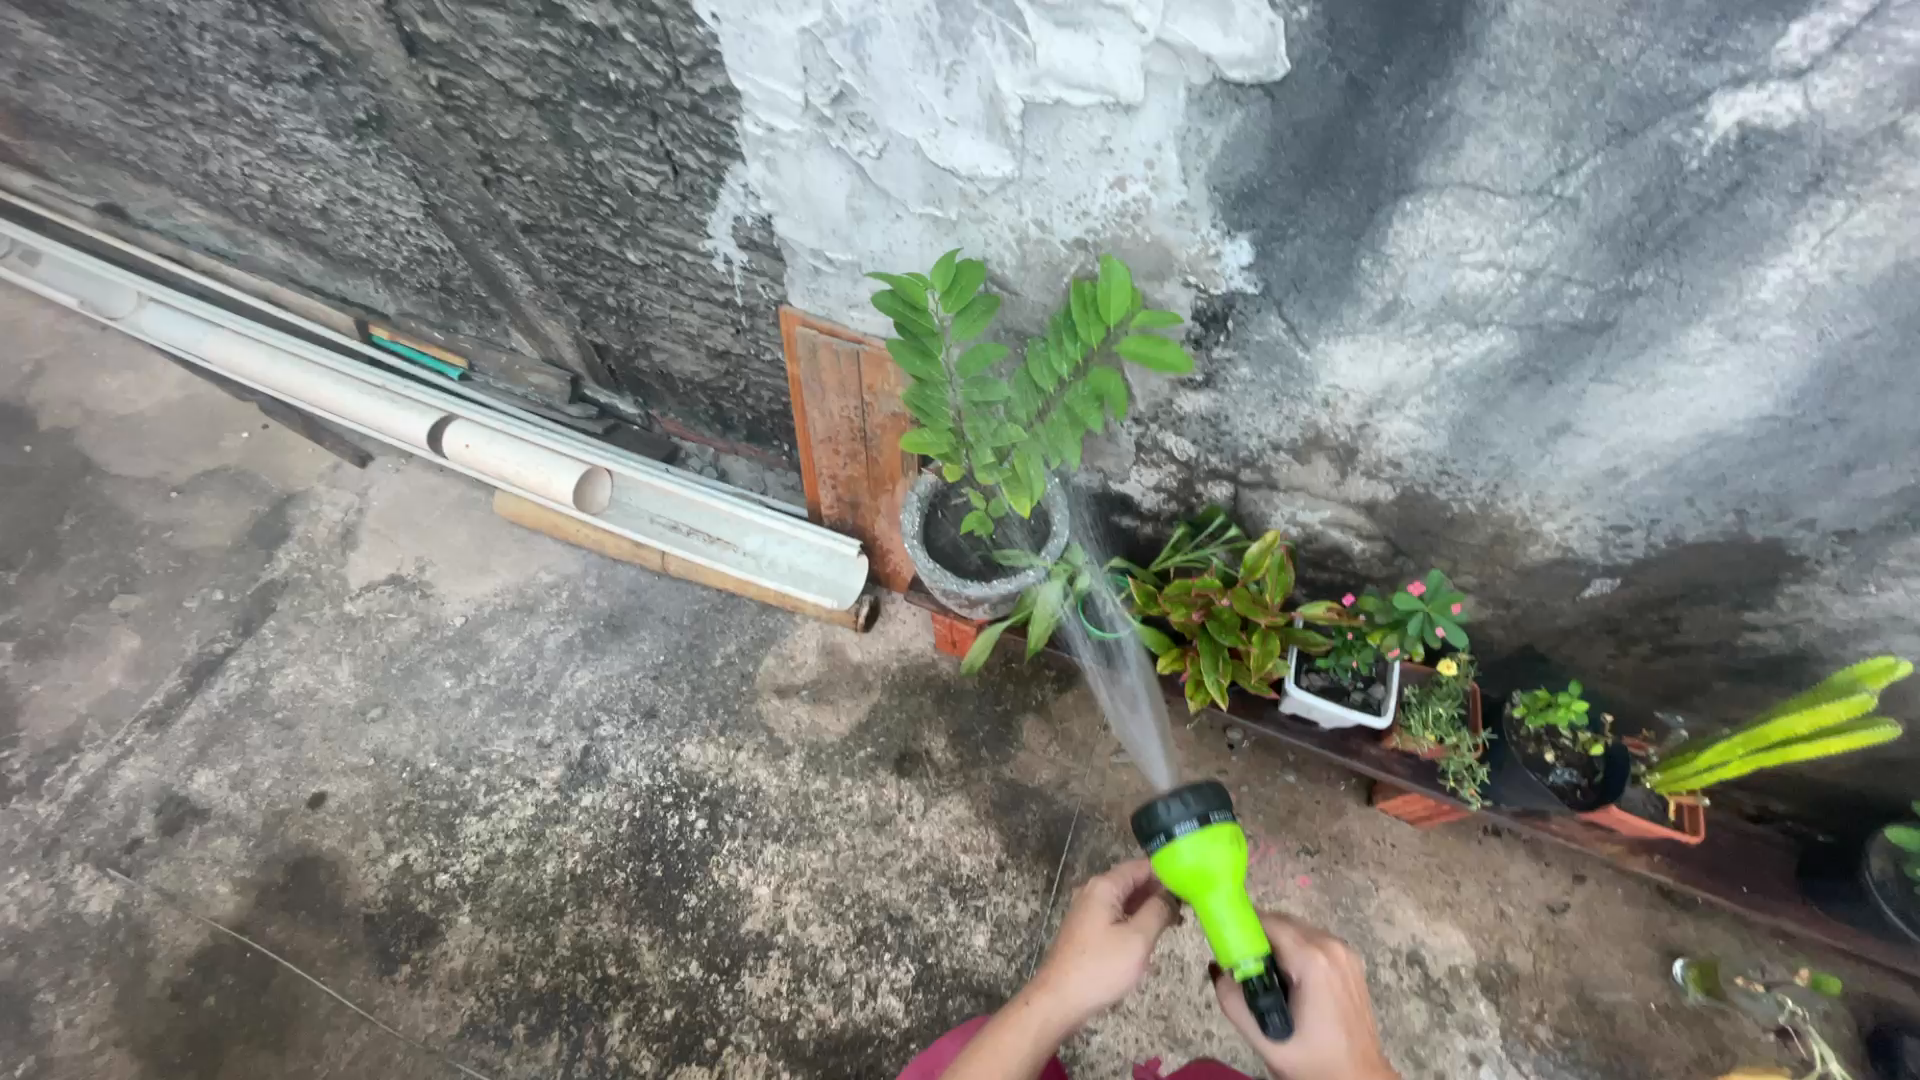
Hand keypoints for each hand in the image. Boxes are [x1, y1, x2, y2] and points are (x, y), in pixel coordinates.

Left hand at [1026, 859, 1180, 1030]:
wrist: (1060, 998)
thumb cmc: (1101, 967)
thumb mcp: (1137, 939)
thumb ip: (1157, 911)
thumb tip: (1171, 895)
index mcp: (1104, 886)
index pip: (1140, 866)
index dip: (1166, 874)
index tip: (1191, 886)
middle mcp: (1093, 890)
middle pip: (1132, 881)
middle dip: (1159, 891)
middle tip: (1188, 909)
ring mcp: (1087, 909)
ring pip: (1124, 899)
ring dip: (1148, 907)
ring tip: (1176, 922)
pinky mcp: (1086, 927)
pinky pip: (1115, 914)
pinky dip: (1134, 919)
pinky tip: (1150, 934)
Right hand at [1212, 912, 1398, 1079]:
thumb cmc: (1314, 1061)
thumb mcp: (1263, 1038)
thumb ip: (1232, 999)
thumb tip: (1217, 967)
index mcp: (1312, 960)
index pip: (1265, 921)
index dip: (1242, 929)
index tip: (1229, 948)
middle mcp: (1330, 946)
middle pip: (1280, 921)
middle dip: (1257, 937)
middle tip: (1245, 965)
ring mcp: (1344, 950)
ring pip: (1295, 928)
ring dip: (1276, 942)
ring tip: (1268, 976)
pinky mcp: (1349, 958)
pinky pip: (1311, 939)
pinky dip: (1295, 949)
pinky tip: (1291, 978)